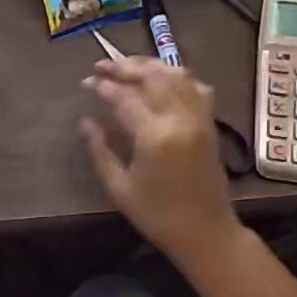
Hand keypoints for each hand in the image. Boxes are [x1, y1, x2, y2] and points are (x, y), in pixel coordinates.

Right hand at [80, 58, 240, 261]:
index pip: (125, 97)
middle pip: (153, 76)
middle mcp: (180, 119)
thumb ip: (101, 150)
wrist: (205, 232)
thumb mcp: (119, 188)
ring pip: (177, 75)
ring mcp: (199, 119)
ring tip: (128, 66)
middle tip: (103, 65)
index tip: (87, 81)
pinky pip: (196, 87)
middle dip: (125, 66)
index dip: (104, 86)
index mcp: (154, 137)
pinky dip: (177, 76)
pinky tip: (162, 79)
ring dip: (151, 65)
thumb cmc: (156, 215)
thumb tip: (86, 121)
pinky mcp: (209, 124)